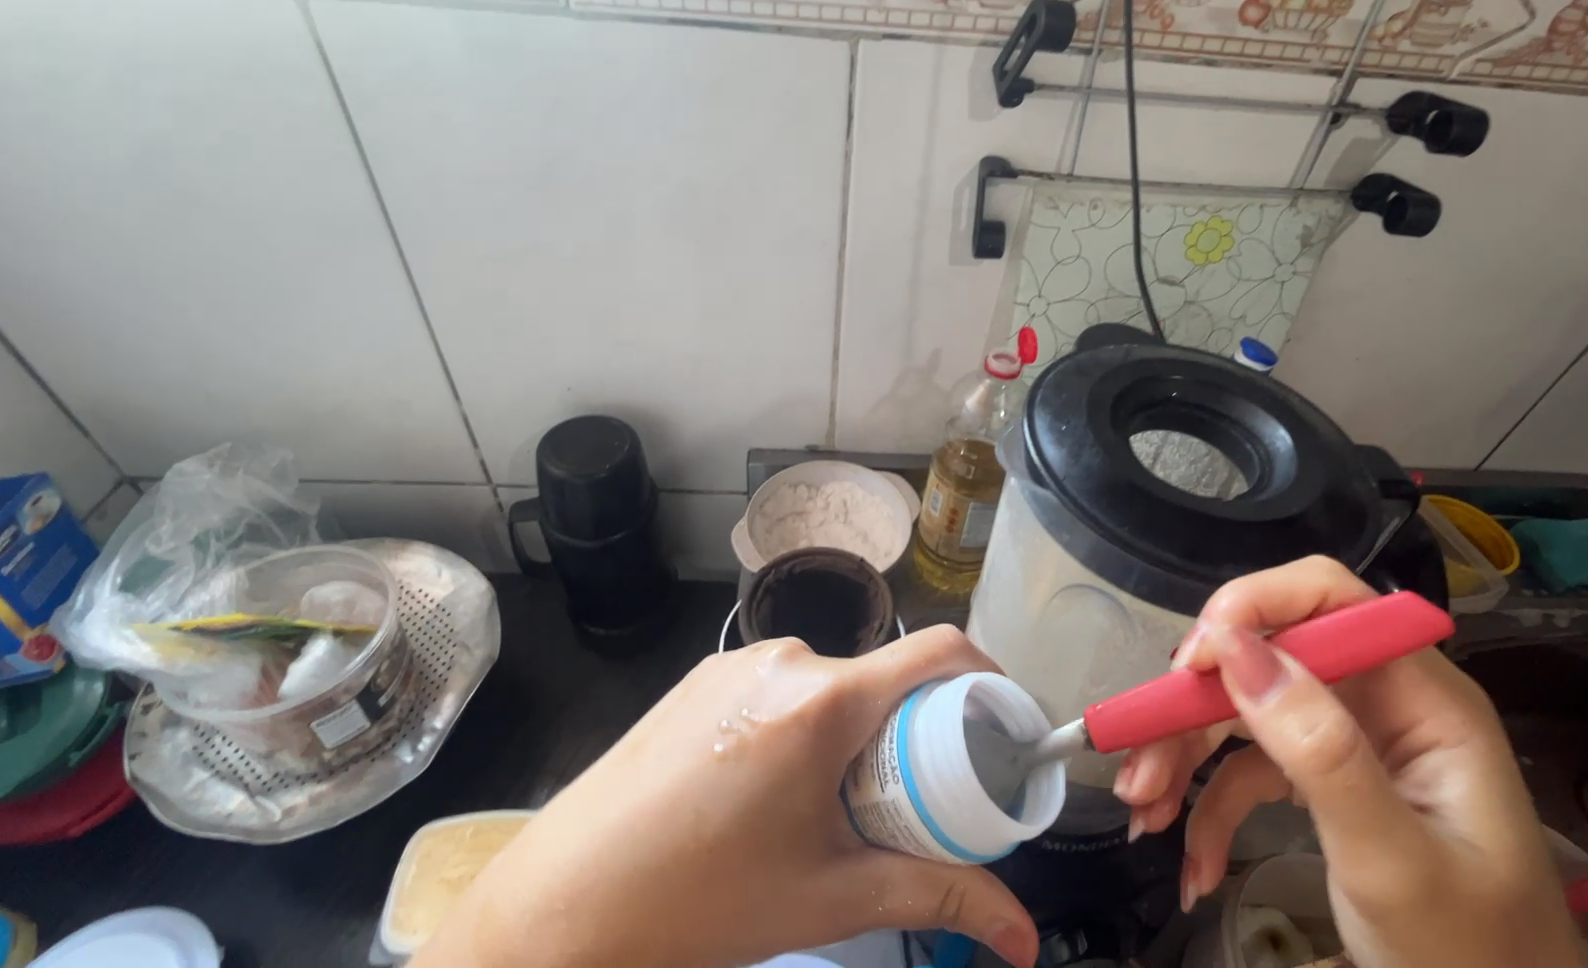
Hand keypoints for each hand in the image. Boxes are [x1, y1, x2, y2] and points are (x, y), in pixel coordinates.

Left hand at [414, 626, 1038, 967]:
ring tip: (840, 805)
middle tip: (917, 800)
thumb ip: (936, 896)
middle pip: (887, 676)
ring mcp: (737, 661)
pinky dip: (811, 722)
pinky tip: (779, 785)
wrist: (566, 899)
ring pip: (836, 680)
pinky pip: (787, 683)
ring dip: (859, 731)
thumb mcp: (830, 898)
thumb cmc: (702, 899)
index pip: (938, 651)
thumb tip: (1022, 937)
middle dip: (918, 732)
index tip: (999, 727)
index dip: (986, 680)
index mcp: (823, 700)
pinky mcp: (705, 675)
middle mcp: (785, 659)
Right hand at [1113, 557, 1583, 967]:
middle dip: (1193, 710)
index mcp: (1419, 696)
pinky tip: (1193, 861)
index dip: (1252, 608)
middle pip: (1262, 661)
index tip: (1192, 664)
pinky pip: (1244, 768)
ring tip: (1142, 813)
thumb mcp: (1393, 859)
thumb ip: (1320, 752)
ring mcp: (1346, 738)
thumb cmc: (1471, 955)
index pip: (1327, 598)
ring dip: (1182, 759)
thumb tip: (1235, 649)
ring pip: (1239, 712)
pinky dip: (1207, 807)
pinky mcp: (1320, 778)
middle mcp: (1378, 700)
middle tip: (1142, 766)